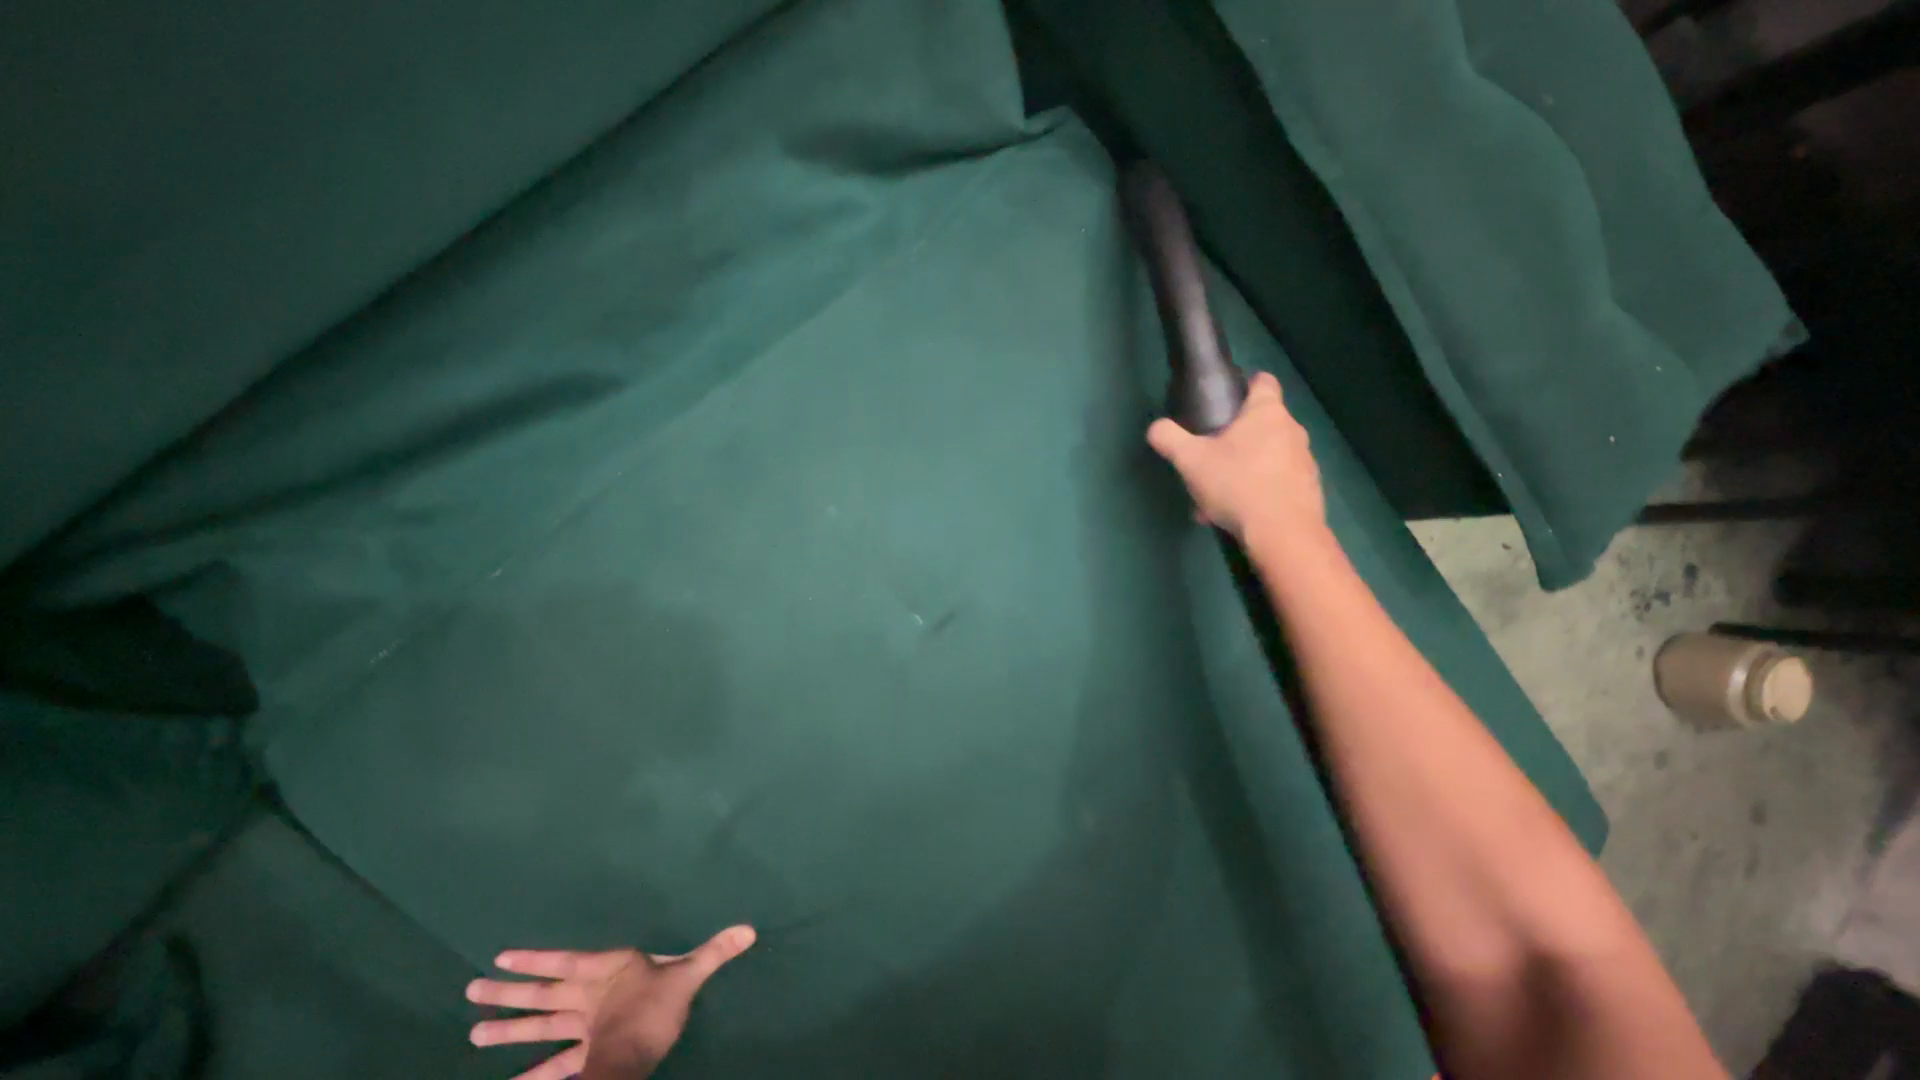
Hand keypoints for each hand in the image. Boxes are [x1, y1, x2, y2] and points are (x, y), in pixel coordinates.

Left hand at [466, 925, 755, 1079]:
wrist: (642, 1053)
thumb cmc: (660, 1006)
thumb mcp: (689, 973)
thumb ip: (714, 950)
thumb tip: (749, 929)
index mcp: (608, 970)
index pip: (566, 961)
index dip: (535, 958)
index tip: (501, 956)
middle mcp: (588, 998)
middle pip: (542, 995)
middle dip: (508, 993)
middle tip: (471, 991)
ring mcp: (582, 1029)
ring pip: (539, 1028)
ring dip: (508, 1030)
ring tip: (474, 1032)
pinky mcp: (585, 1057)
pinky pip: (553, 1069)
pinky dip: (531, 1078)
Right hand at [1146, 371, 1324, 542]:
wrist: (1283, 533)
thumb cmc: (1237, 484)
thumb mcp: (1191, 461)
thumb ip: (1169, 439)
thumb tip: (1156, 428)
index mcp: (1266, 413)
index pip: (1263, 382)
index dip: (1246, 386)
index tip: (1228, 402)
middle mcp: (1292, 430)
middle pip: (1264, 424)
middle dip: (1238, 439)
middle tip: (1211, 459)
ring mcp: (1306, 461)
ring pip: (1269, 457)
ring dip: (1245, 470)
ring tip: (1219, 498)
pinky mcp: (1310, 490)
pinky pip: (1279, 483)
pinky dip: (1260, 493)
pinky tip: (1238, 515)